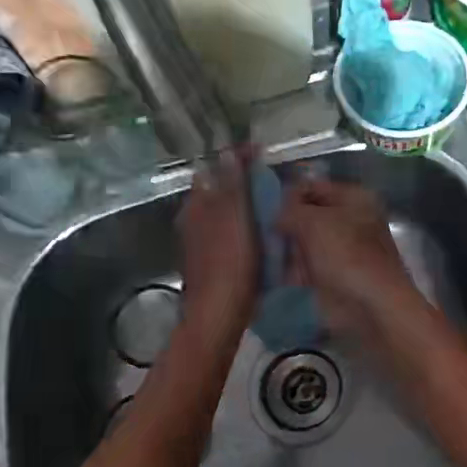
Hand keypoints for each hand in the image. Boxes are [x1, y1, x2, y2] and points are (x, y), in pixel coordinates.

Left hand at [178, 149, 257, 333]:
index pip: (215, 167)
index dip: (238, 156)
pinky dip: (245, 224)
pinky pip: (230, 231)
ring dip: (244, 202)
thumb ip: (232, 185)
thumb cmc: (230, 264)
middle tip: (271, 175)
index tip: (263, 151)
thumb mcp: (235, 219)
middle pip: (218, 188)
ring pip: (224, 210)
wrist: (219, 314)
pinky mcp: (213, 259)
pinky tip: (262, 231)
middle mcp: (194, 219)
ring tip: (272, 200)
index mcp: (198, 205)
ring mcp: (202, 241)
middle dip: (242, 178)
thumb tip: (227, 152)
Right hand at [275, 178, 421, 339]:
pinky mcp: (333, 278)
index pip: (313, 187)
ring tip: (263, 255)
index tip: (264, 208)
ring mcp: (342, 252)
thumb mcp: (314, 221)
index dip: (288, 195)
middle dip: (285, 226)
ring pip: (303, 244)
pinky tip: (271, 274)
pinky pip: (304, 268)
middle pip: (307, 217)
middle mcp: (350, 222)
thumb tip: (277, 216)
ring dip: (284, 250)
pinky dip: (290, 271)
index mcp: (355, 199)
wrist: (369, 307)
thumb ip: (290, 210)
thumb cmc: (346, 255)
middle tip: (260, 234)